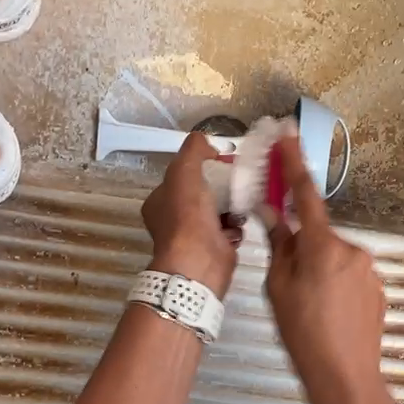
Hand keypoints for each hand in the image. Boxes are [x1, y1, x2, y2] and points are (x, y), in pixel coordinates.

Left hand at [141, 133, 240, 295]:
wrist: (200, 260)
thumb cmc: (187, 214)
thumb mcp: (184, 170)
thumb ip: (193, 150)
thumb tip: (206, 142)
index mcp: (160, 201)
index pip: (182, 176)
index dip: (201, 166)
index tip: (221, 161)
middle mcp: (173, 219)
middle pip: (203, 193)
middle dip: (221, 186)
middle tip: (238, 179)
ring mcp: (194, 235)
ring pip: (219, 211)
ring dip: (233, 205)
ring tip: (243, 201)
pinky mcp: (214, 249)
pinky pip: (230, 230)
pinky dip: (237, 226)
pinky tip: (240, 223)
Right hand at [264, 135, 389, 403]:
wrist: (347, 381)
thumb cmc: (303, 336)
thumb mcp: (278, 290)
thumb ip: (279, 247)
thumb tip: (273, 215)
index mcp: (322, 246)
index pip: (304, 195)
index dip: (294, 163)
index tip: (288, 134)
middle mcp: (351, 250)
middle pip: (317, 236)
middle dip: (300, 248)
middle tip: (285, 285)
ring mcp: (368, 270)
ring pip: (331, 259)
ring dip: (316, 272)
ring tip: (306, 310)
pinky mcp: (377, 289)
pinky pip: (347, 277)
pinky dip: (332, 287)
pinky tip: (325, 317)